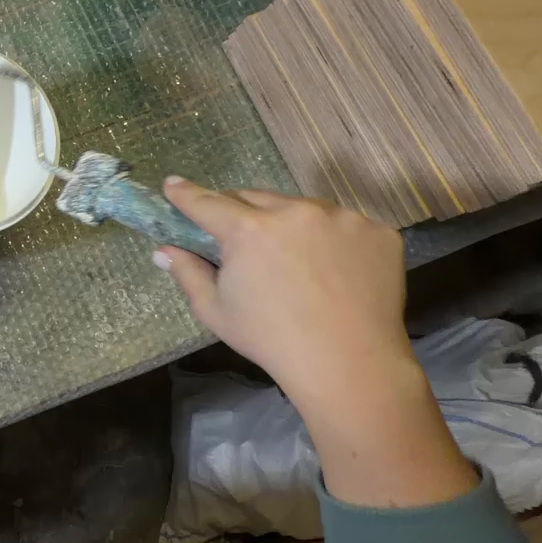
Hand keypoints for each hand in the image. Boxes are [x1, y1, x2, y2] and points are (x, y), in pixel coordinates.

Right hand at [155, 180, 476, 508]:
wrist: (348, 359)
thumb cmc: (269, 337)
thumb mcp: (214, 310)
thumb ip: (188, 272)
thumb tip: (163, 251)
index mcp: (249, 230)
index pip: (207, 203)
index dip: (185, 194)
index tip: (171, 183)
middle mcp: (295, 212)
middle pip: (254, 197)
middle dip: (236, 209)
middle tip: (231, 233)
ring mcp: (341, 217)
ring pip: (298, 207)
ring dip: (282, 221)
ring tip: (284, 255)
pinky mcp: (377, 230)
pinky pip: (339, 222)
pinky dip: (323, 235)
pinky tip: (323, 266)